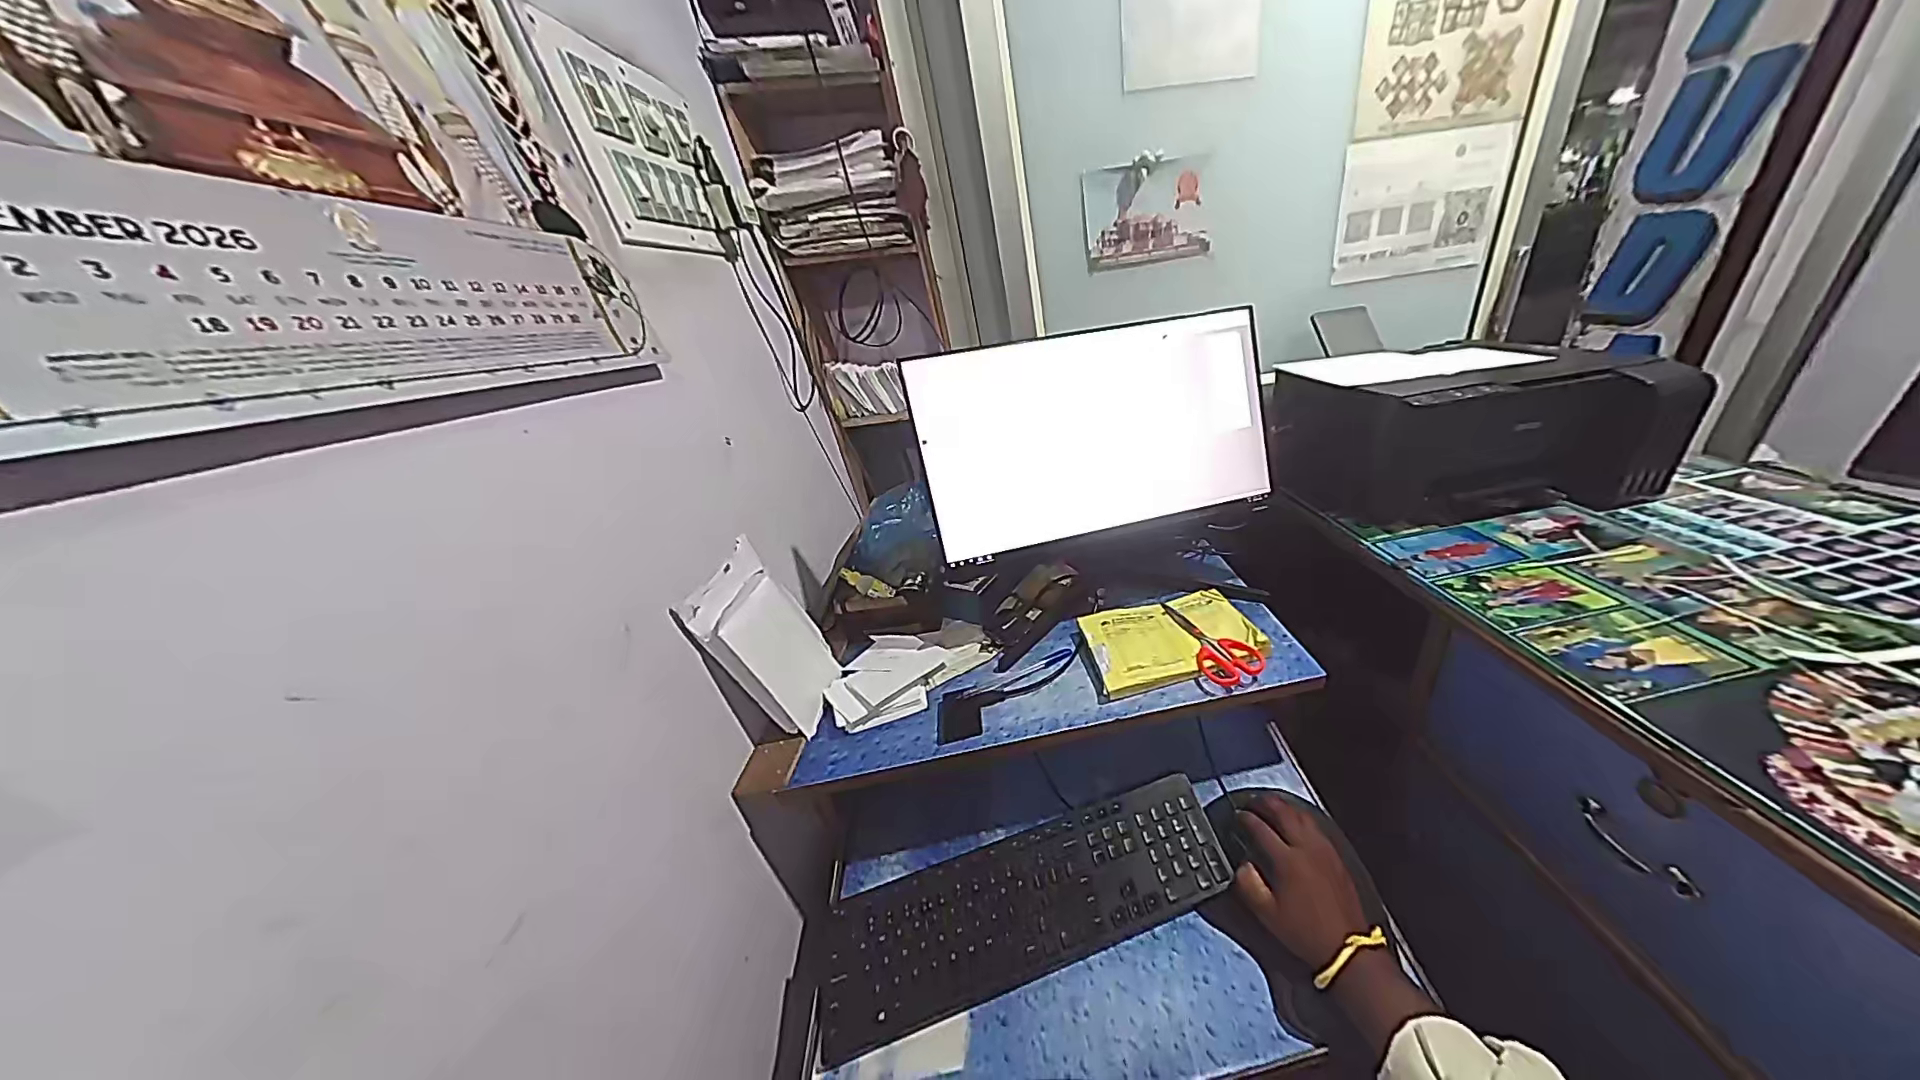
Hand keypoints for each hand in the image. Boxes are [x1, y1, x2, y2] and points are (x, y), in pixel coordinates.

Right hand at [1231, 795, 1367, 967]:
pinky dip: (1301, 817)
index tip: (1238, 816)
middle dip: (1265, 803)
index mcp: (1287, 861)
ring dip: (1285, 806)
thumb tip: (1242, 865)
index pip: (1260, 828)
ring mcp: (1325, 852)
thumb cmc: (1305, 932)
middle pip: (1283, 813)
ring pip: (1302, 816)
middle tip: (1253, 801)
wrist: (1347, 949)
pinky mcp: (1337, 858)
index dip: (1245, 819)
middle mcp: (1306, 849)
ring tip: (1273, 804)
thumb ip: (1248, 884)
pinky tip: (1297, 822)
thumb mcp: (1267, 913)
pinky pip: (1316, 827)